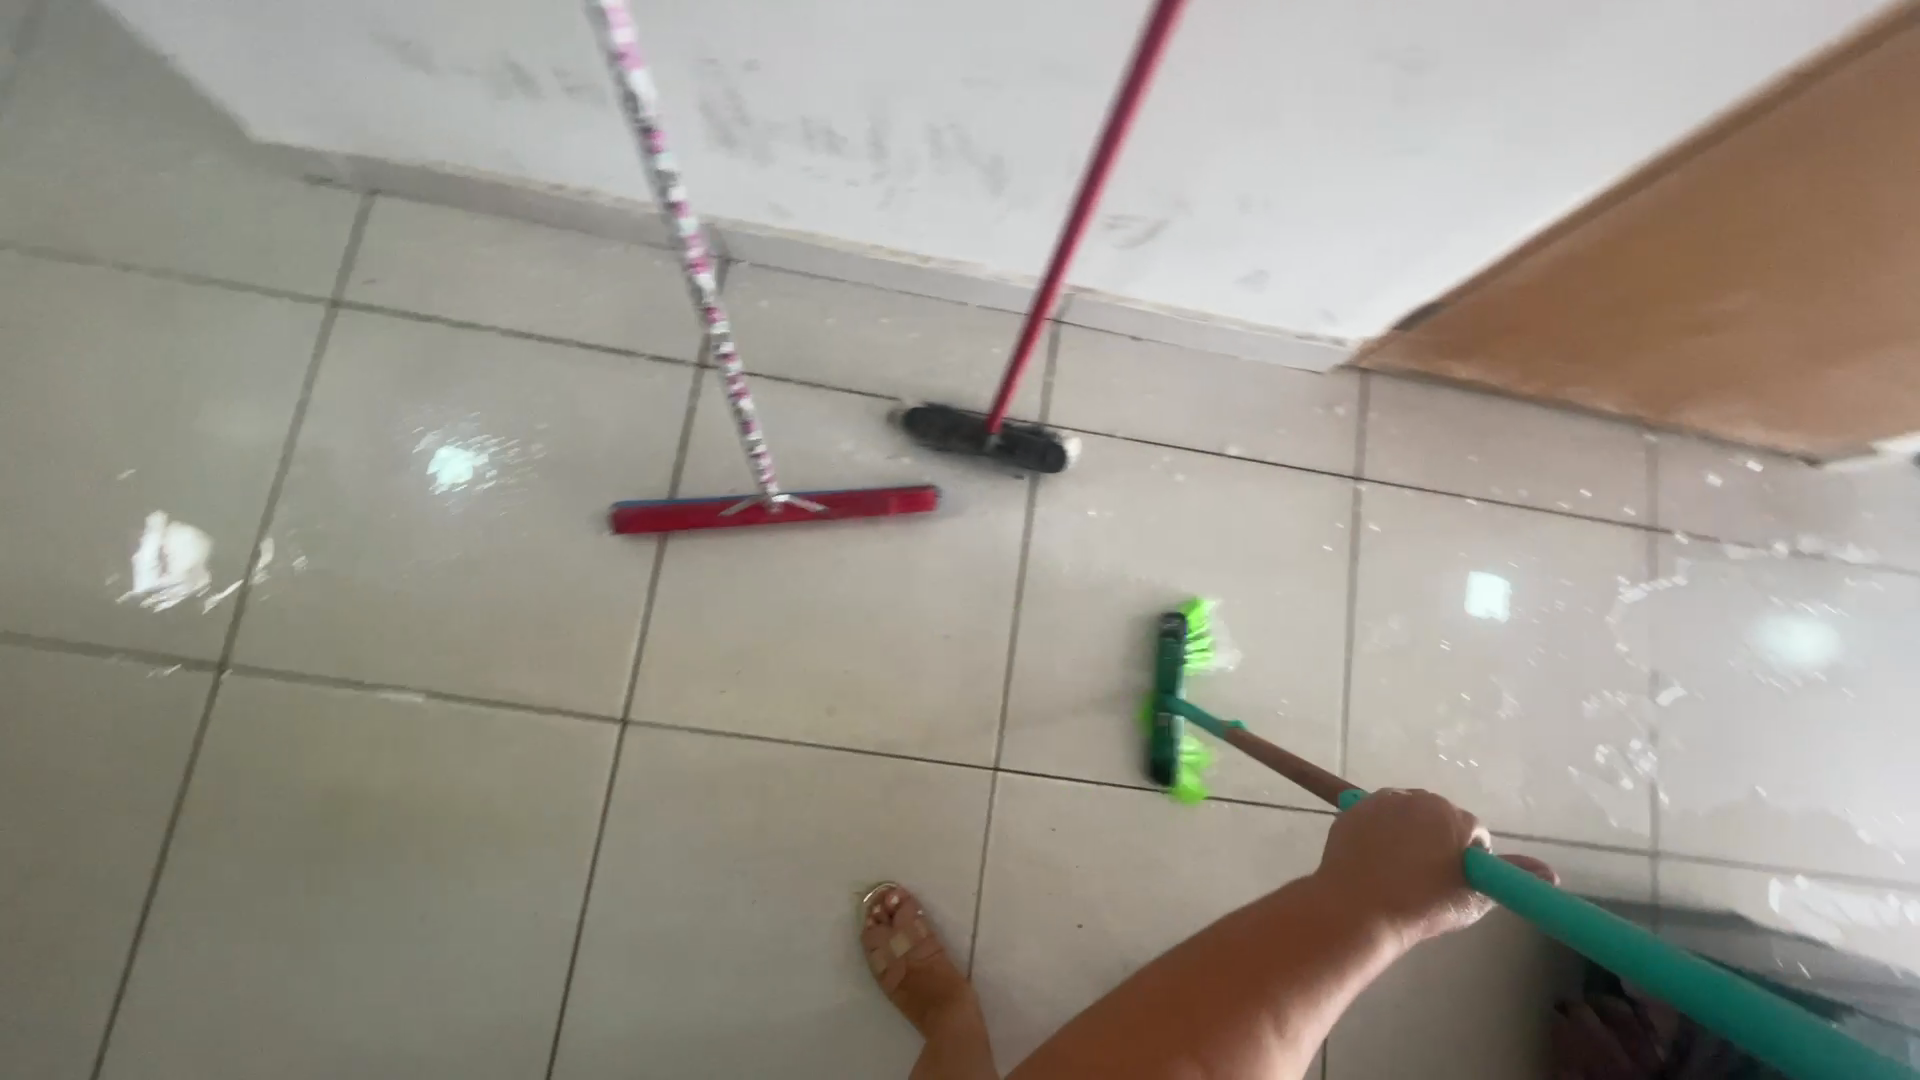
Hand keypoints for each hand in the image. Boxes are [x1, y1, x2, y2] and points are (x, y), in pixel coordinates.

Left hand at [1312, 788, 1556, 949]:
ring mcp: (1378, 801)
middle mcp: (1414, 797)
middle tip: (1429, 876)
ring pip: (1406, 815)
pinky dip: (1380, 832)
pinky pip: (1376, 818)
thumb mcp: (1474, 896)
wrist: (1358, 904)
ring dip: (1409, 833)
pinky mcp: (1351, 810)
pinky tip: (1376, 859)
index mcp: (1449, 814)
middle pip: (1438, 818)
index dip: (1470, 859)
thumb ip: (1512, 878)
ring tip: (1401, 869)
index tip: (1456, 881)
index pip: (1474, 832)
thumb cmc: (1422, 902)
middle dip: (1439, 840)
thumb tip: (1550, 873)